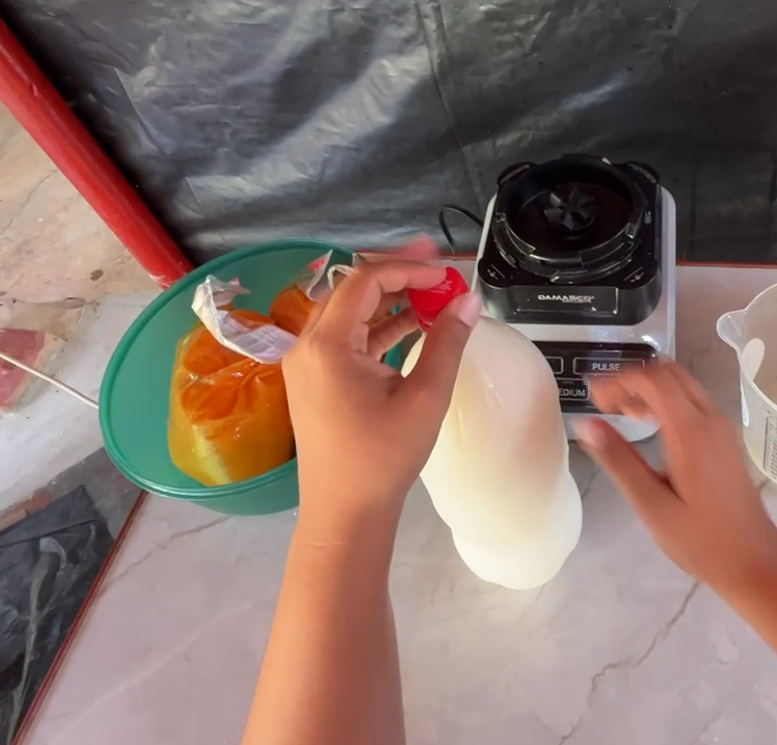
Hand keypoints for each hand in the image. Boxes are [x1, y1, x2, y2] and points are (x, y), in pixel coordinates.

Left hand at [282, 238, 479, 529]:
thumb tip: (469, 299)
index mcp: (327, 346)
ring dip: (391, 298)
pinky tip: (415, 324)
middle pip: (353, 288)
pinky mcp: (316, 378)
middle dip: (398, 272)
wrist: (345, 514)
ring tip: (433, 291)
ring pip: (350, 310)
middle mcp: (308, 346)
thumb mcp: (425, 397)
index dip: (408, 268)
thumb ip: (448, 341)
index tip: (445, 272)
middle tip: (439, 263)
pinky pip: (348, 336)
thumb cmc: (383, 458)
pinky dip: (380, 324)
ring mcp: (309, 363)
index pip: (365, 280)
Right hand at [577, 361, 776, 594]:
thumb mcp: (651, 505)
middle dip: (632, 379)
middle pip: (669, 372)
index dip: (619, 379)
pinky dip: (665, 400)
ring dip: (648, 388)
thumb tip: (585, 424)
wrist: (756, 561)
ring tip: (619, 413)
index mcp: (691, 431)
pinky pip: (691, 400)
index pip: (653, 379)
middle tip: (604, 403)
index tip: (593, 399)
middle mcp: (710, 418)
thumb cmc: (701, 541)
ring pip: (682, 384)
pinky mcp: (724, 437)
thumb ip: (618, 461)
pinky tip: (647, 426)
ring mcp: (721, 426)